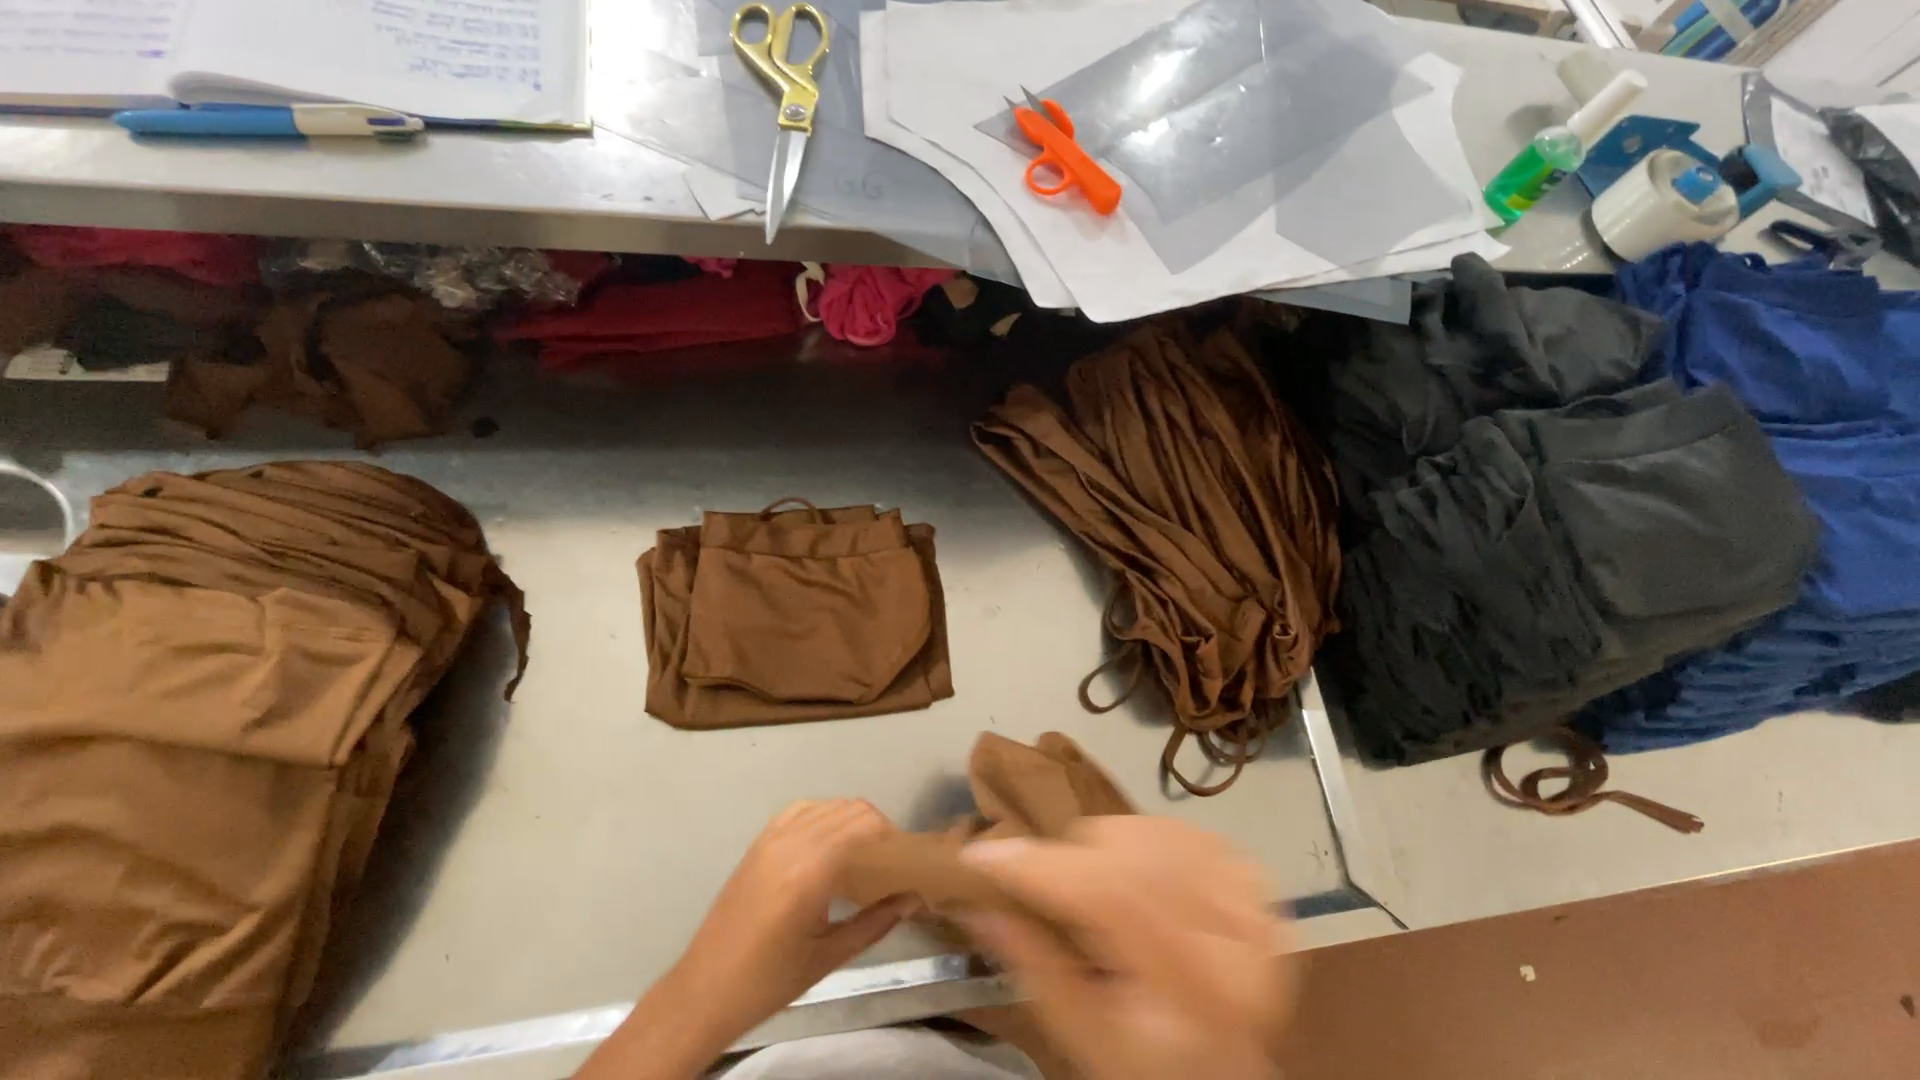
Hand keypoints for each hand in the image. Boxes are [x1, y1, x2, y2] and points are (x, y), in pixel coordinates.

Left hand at [577, 799, 911, 1079]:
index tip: (905, 861)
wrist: (706, 989)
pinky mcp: (757, 843)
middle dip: (876, 827)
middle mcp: (790, 843)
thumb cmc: (770, 980)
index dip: (891, 835)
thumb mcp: (830, 956)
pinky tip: (830, 845)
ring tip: (863, 854)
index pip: (863, 825)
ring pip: (825, 805)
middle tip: (889, 861)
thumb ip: (876, 922)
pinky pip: (799, 811)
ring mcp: (770, 839)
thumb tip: (914, 898)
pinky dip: (822, 816)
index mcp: (810, 872)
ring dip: (850, 820)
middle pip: (848, 809)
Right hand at [957, 817, 1294, 1079]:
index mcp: (1191, 992)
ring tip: (1098, 888)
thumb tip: (976, 901)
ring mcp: (1253, 907)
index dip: (1043, 867)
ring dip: (1109, 847)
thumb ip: (1031, 964)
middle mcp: (1235, 941)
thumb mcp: (1079, 1033)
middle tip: (1049, 886)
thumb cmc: (1141, 1060)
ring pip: (1154, 832)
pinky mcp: (1257, 885)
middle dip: (1071, 860)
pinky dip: (1149, 839)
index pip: (1112, 899)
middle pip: (1132, 857)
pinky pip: (1186, 830)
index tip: (985, 854)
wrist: (1220, 1072)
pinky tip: (1138, 872)